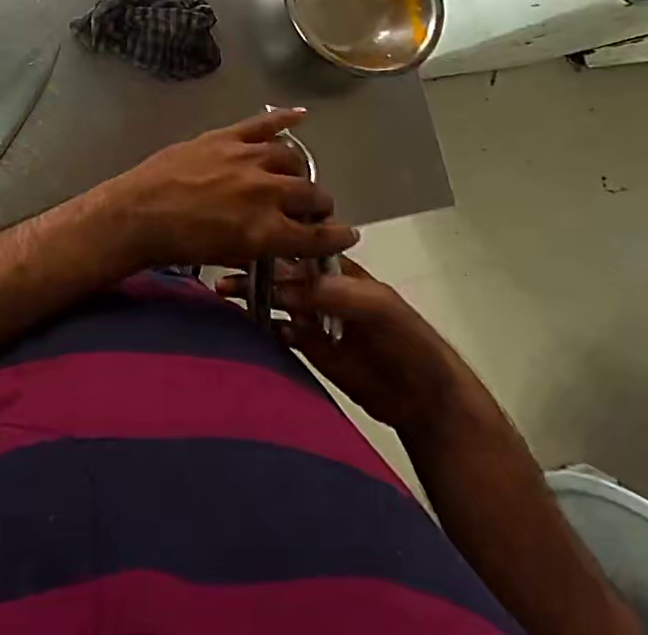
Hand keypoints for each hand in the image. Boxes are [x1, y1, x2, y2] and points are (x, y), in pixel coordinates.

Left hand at [96, 109, 358, 268]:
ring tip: (293, 177)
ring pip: (291, 158)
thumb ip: (264, 245)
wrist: (138, 214)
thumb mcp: (229, 254)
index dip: (336, 237)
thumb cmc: (179, 245)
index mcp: (267, 230)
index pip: (318, 235)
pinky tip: (301, 116)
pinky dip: (285, 119)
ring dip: (298, 171)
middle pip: (311, 194)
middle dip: (319, 204)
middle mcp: (266, 192)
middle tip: (313, 208)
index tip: (347, 235)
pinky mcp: (228, 137)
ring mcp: (247, 159)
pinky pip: (264, 123)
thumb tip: (282, 238)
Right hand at [222, 257, 470, 437]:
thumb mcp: (381, 308)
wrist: (423, 399)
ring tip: (225, 297)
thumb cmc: (409, 342)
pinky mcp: (312, 351)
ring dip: (254, 300)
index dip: (276, 250)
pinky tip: (250, 327)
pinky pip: (282, 335)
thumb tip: (291, 285)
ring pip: (278, 305)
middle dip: (255, 275)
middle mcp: (325, 293)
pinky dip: (266, 330)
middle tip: (225, 278)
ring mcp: (316, 322)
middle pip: (284, 278)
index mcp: (342, 274)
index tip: (246, 249)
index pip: (303, 255)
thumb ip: (340, 293)